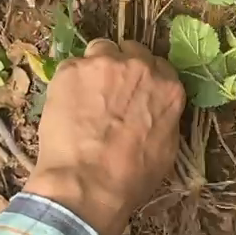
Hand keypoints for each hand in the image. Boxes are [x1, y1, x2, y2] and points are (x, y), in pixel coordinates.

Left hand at [23, 38, 185, 234]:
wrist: (88, 183)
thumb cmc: (132, 177)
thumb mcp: (166, 150)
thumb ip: (164, 118)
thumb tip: (154, 111)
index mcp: (169, 88)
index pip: (160, 68)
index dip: (146, 81)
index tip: (136, 94)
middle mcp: (140, 67)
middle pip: (131, 52)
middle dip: (123, 68)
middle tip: (111, 93)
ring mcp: (104, 64)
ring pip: (100, 51)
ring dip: (97, 68)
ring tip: (86, 95)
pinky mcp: (71, 69)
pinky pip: (72, 67)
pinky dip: (71, 82)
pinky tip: (67, 106)